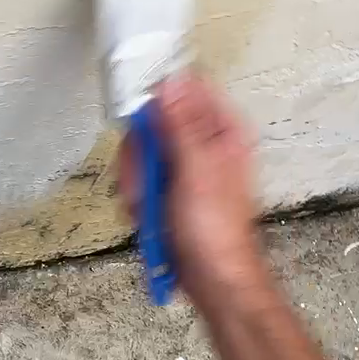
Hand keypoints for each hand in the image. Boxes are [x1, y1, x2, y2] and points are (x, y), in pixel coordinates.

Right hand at [118, 72, 274, 313]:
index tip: (143, 131)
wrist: (212, 279)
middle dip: (140, 158)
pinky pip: (139, 180)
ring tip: (149, 208)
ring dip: (136, 184)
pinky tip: (149, 216)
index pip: (182, 91)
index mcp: (222, 130)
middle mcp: (203, 144)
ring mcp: (184, 168)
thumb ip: (181, 124)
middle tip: (146, 184)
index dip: (155, 105)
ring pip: (141, 155)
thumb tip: (171, 80)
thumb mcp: (196, 170)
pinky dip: (138, 201)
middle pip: (152, 125)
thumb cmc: (214, 231)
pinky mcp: (168, 190)